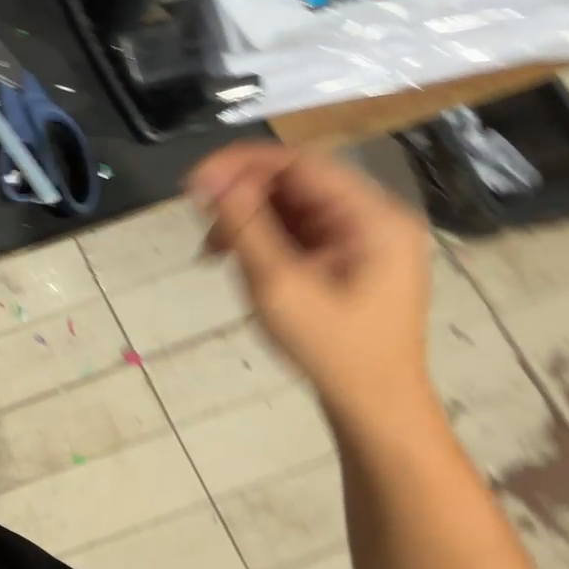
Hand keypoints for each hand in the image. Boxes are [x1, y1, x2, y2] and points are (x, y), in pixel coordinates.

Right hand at [189, 143, 434, 422]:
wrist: (374, 405)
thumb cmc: (331, 347)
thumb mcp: (279, 283)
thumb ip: (245, 224)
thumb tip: (208, 177)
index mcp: (373, 219)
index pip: (299, 163)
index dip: (241, 163)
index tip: (194, 181)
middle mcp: (373, 217)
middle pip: (292, 179)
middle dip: (238, 192)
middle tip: (196, 211)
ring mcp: (361, 235)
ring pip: (287, 200)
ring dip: (242, 214)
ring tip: (213, 246)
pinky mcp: (345, 252)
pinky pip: (292, 223)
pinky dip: (256, 231)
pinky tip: (232, 253)